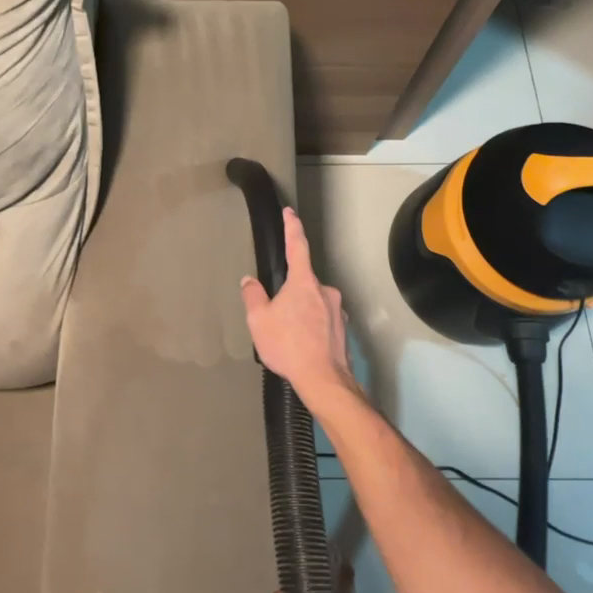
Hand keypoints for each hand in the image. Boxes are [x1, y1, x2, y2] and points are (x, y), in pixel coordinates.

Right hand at [240, 208, 358, 408]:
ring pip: (314, 304)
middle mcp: (325, 290)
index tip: (290, 212)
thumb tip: (249, 281)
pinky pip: (322, 321)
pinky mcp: (343, 330)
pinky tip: (303, 346)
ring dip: (301, 314)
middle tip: (276, 318)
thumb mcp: (259, 321)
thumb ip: (253, 297)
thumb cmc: (288, 345)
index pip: (297, 246)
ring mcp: (337, 310)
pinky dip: (311, 328)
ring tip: (289, 339)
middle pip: (303, 283)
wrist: (324, 379)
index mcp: (304, 282)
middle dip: (289, 294)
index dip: (292, 227)